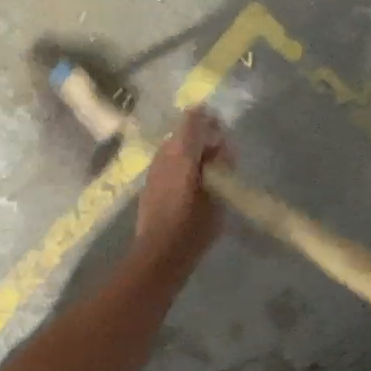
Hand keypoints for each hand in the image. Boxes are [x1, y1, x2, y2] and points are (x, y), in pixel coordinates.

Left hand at [133, 108, 232, 273]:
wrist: (159, 253)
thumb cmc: (193, 227)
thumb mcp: (218, 198)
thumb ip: (221, 169)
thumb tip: (221, 150)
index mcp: (181, 155)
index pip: (192, 122)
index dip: (206, 117)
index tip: (219, 120)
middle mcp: (164, 156)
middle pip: (181, 134)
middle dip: (199, 135)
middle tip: (218, 149)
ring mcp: (153, 169)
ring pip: (173, 148)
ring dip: (188, 150)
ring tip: (207, 165)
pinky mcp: (149, 183)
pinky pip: (167, 163)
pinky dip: (180, 163)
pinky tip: (191, 178)